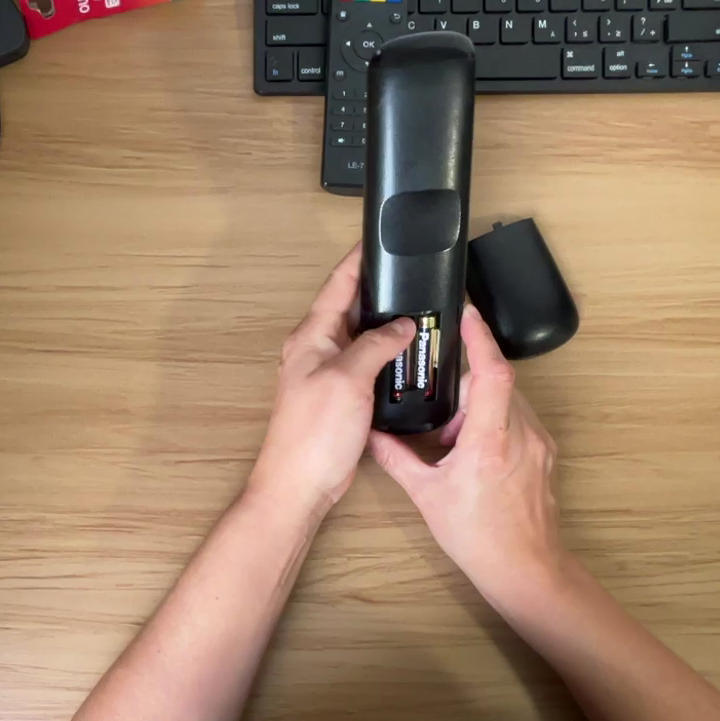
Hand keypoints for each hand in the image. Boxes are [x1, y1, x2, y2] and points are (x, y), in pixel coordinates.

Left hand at [249, 244, 415, 513]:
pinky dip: (385, 354)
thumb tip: (402, 324)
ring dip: (385, 324)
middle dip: (380, 291)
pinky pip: (365, 363)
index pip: (337, 284)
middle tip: (413, 276)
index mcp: (311, 336)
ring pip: (361, 336)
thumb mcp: (347, 378)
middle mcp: (317, 349)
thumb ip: (376, 344)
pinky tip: (407, 352)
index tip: (378, 238)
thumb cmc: (312, 433)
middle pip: (351, 307)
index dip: (358, 259)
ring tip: (419, 309)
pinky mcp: (340, 395)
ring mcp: (327, 373)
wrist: (300, 482)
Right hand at [367, 304, 573, 617]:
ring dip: (478, 403)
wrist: (525, 568)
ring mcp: (537, 443)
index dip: (480, 338)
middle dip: (465, 381)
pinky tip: (469, 446)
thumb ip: (396, 457)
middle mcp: (521, 435)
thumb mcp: (426, 494)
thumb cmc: (478, 536)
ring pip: (508, 399)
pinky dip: (492, 419)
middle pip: (496, 382)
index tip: (466, 313)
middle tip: (438, 395)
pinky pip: (516, 418)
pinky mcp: (542, 453)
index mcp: (489, 442)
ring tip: (451, 432)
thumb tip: (372, 434)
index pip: (492, 373)